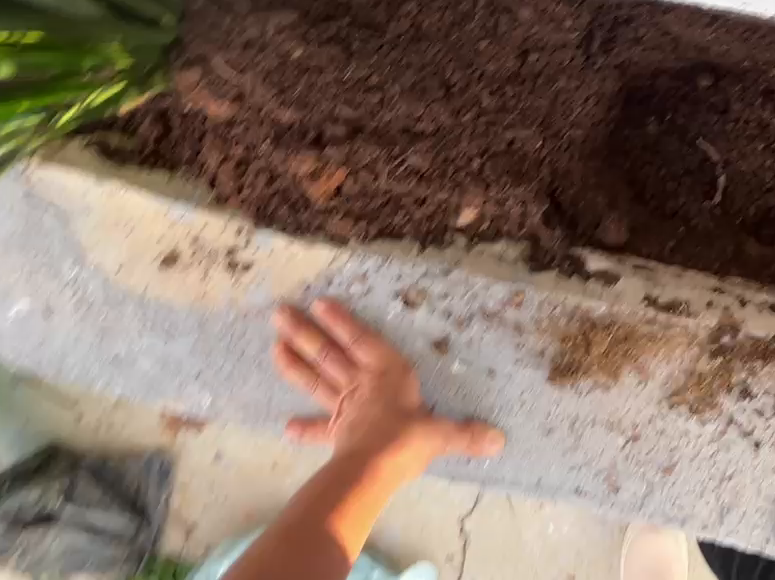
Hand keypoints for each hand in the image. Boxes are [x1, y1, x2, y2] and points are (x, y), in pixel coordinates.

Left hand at [270, 298, 504, 481]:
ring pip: (316, 379)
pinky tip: (284, 426)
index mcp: (387, 372)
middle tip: (279, 313)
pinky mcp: (335, 434)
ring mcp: (344, 408)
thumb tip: (500, 440)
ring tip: (274, 346)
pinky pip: (318, 428)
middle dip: (304, 333)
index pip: (361, 340)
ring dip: (295, 363)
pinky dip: (303, 428)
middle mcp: (362, 383)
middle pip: (328, 353)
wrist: (375, 471)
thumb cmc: (408, 439)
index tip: (320, 304)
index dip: (341, 321)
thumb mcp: (443, 433)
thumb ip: (467, 433)